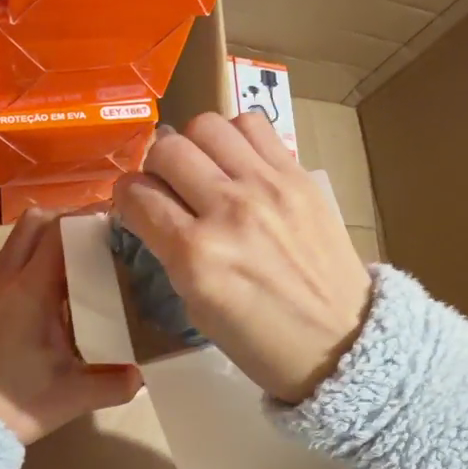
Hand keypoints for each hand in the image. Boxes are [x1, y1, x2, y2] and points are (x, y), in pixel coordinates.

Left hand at [0, 209, 142, 444]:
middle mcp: (7, 279)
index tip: (117, 220)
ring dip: (49, 237)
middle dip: (67, 219)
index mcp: (30, 291)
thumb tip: (145, 375)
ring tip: (82, 258)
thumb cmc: (16, 403)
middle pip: (35, 221)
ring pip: (19, 238)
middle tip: (98, 236)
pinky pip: (11, 259)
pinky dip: (34, 257)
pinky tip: (57, 287)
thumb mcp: (74, 395)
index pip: (60, 232)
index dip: (88, 218)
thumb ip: (116, 382)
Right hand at [114, 112, 373, 403]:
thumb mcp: (197, 309)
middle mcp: (228, 210)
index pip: (137, 196)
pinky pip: (254, 125)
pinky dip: (236, 137)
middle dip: (155, 166)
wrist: (342, 343)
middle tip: (168, 186)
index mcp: (196, 256)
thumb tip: (156, 212)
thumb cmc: (263, 343)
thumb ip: (172, 253)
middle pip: (167, 149)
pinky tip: (239, 162)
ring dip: (194, 145)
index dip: (125, 197)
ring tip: (205, 169)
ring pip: (206, 125)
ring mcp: (267, 186)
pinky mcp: (299, 176)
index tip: (134, 204)